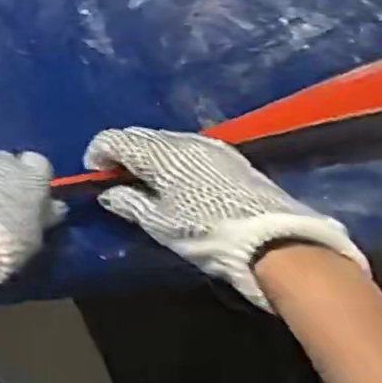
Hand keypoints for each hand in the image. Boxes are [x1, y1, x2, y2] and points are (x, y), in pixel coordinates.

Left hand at [0, 144, 64, 283]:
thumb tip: (56, 206)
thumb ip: (45, 214)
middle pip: (5, 159)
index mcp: (34, 175)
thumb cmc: (6, 239)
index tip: (25, 190)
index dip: (31, 175)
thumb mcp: (35, 232)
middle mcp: (4, 158)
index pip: (38, 164)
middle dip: (0, 172)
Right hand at [85, 128, 368, 309]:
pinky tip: (181, 183)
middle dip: (122, 154)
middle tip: (121, 180)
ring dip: (149, 156)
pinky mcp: (234, 160)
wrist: (283, 246)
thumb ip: (126, 201)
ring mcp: (212, 148)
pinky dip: (175, 160)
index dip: (97, 156)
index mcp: (157, 153)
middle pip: (137, 135)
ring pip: (164, 141)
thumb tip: (110, 193)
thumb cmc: (207, 232)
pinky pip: (189, 149)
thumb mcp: (157, 222)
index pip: (111, 139)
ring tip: (151, 182)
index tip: (99, 179)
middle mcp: (182, 142)